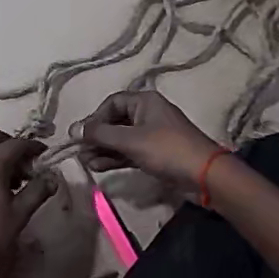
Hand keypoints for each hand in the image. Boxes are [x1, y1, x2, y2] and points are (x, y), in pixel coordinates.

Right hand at [72, 90, 221, 190]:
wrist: (204, 176)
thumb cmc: (167, 150)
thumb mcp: (131, 140)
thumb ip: (100, 134)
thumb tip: (74, 128)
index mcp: (145, 102)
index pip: (112, 103)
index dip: (95, 117)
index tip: (82, 135)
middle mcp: (148, 114)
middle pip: (115, 121)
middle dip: (97, 136)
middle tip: (79, 151)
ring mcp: (152, 135)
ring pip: (121, 139)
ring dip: (103, 149)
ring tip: (85, 162)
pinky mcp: (155, 154)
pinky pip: (129, 152)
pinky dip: (115, 158)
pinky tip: (98, 166)